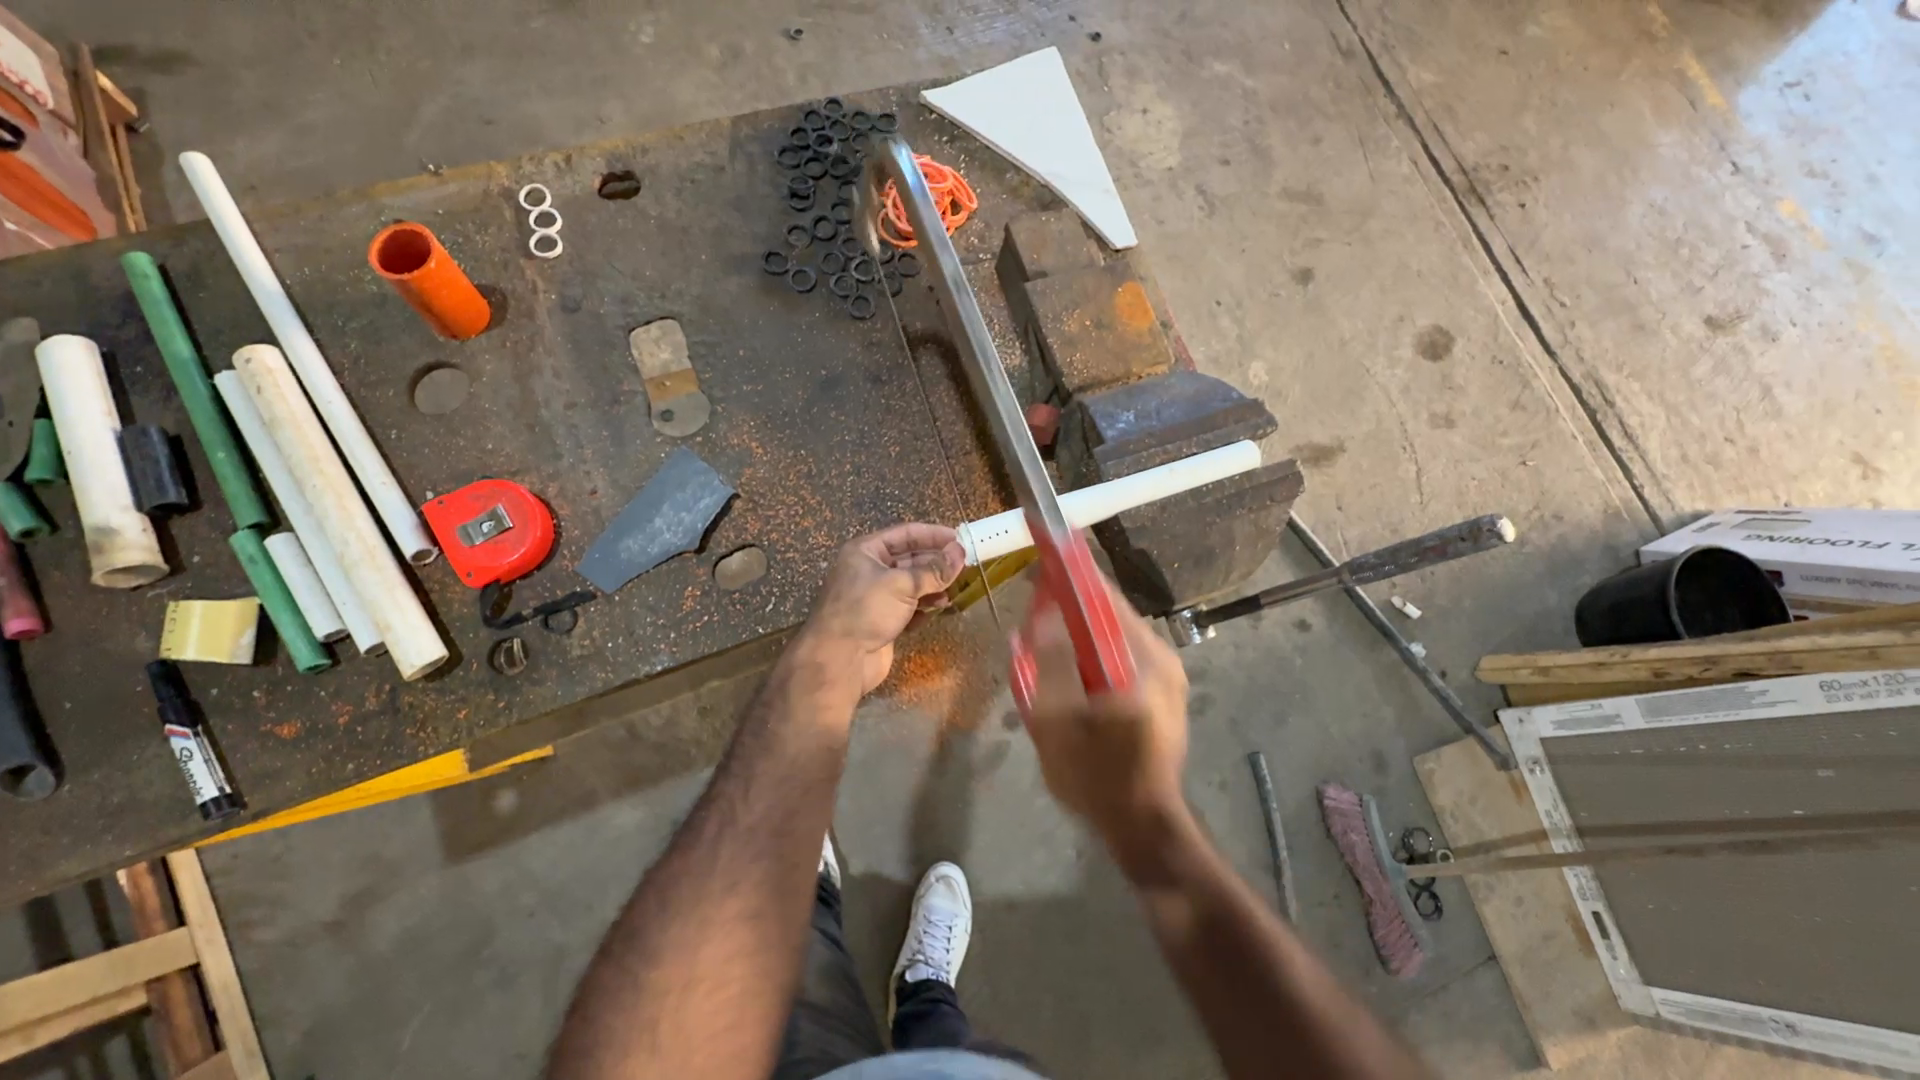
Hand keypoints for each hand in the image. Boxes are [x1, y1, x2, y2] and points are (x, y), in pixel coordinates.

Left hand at [794, 523, 965, 696]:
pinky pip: (909, 605)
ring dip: (933, 584)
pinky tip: (941, 606)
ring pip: (911, 584)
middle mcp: (869, 570)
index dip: (933, 535)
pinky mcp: (883, 620)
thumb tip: (960, 552)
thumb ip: (933, 570)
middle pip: (910, 559)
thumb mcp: (901, 584)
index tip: (960, 539)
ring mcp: (876, 596)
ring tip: (955, 587)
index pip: (905, 534)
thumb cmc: (866, 610)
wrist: (840, 659)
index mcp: (866, 551)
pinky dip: (925, 604)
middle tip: (965, 564)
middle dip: (936, 562)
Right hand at [1019, 574, 1190, 845]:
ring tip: (1047, 650)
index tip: (1042, 561)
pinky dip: (1095, 658)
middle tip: (1034, 616)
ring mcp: (1168, 679)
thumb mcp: (1058, 720)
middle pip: (1110, 615)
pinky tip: (1072, 680)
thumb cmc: (1098, 776)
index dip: (1070, 575)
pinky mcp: (1164, 698)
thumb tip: (1042, 617)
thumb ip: (1049, 662)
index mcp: (1141, 658)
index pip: (1103, 596)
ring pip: (1115, 638)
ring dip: (1082, 636)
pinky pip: (1123, 660)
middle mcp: (1162, 659)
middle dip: (1070, 609)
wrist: (1143, 826)